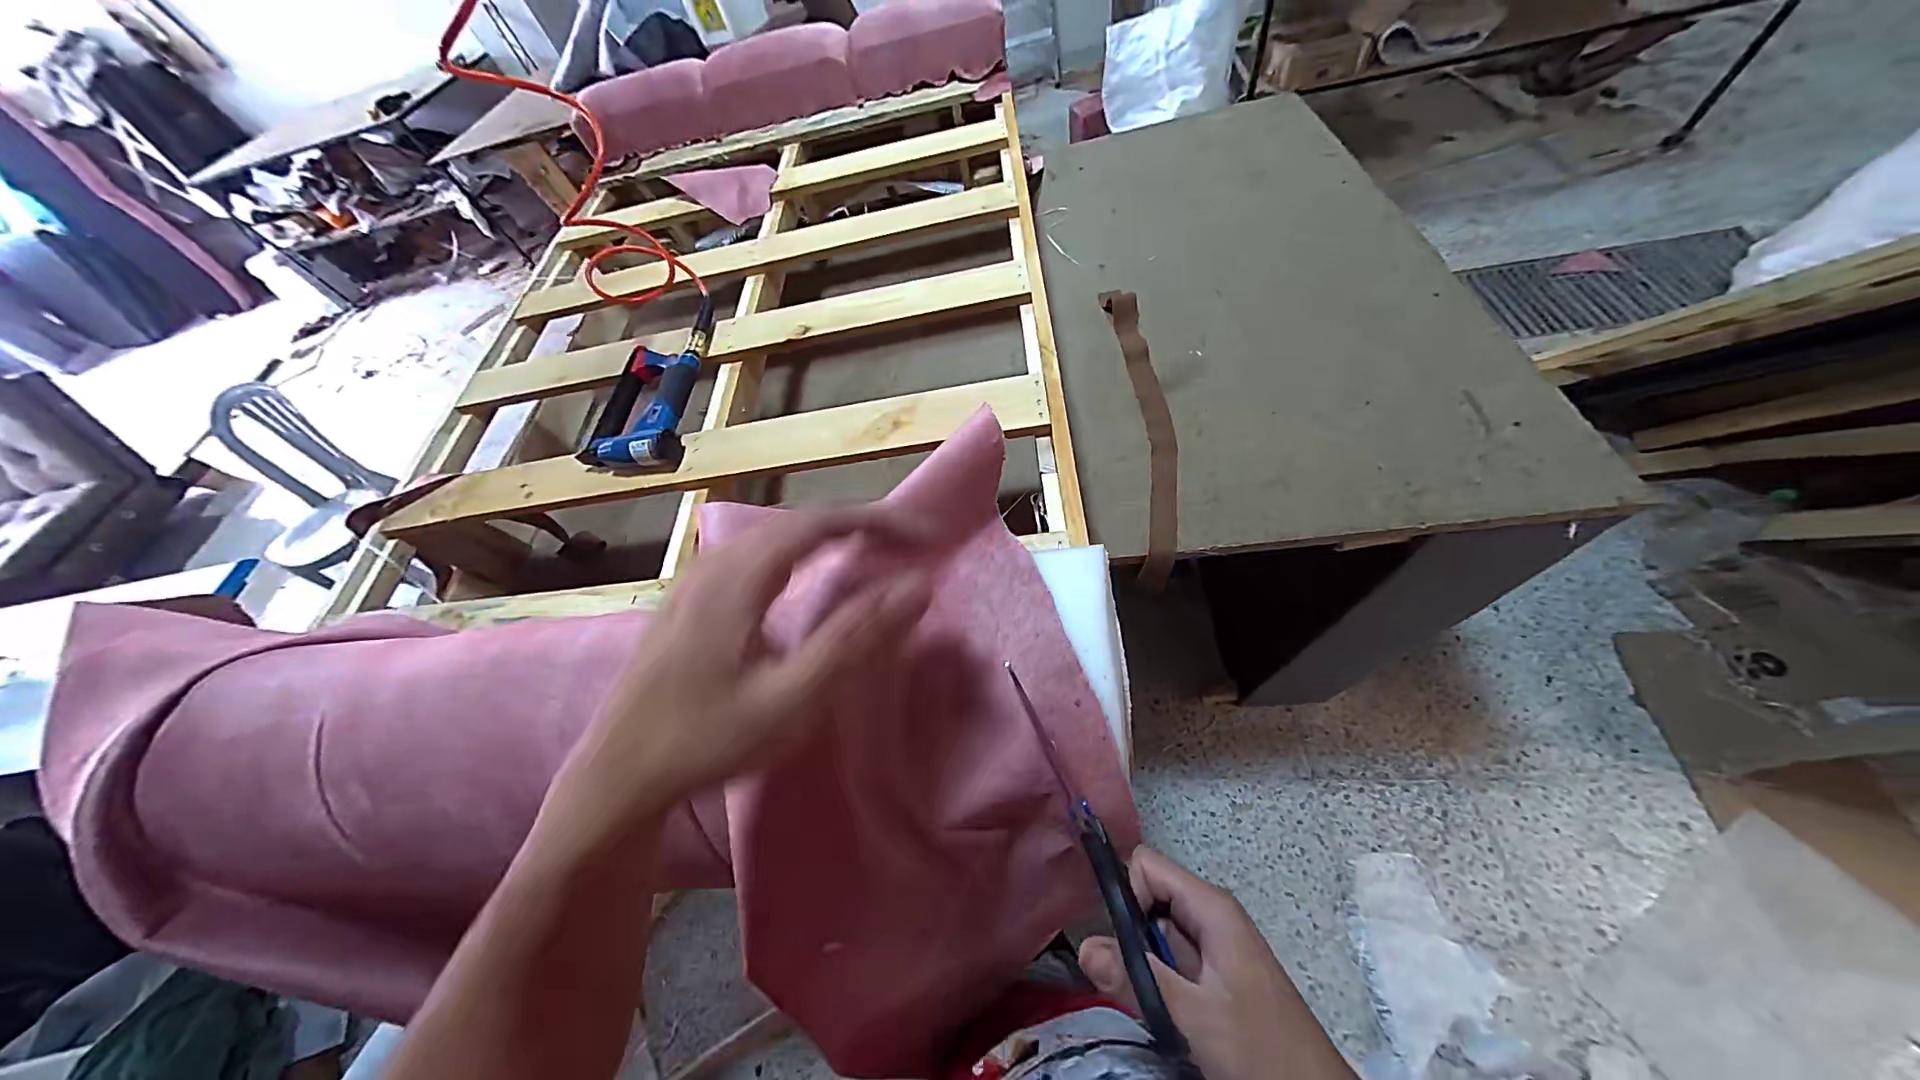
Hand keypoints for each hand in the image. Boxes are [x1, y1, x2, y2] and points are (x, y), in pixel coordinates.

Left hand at [542, 506, 933, 849]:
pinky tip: (810, 581)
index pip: (822, 522)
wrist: (616, 777)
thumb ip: (853, 641)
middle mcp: (716, 564)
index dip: (881, 520)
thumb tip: (916, 586)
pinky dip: (802, 556)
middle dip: (863, 526)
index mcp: (739, 577)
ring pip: (777, 537)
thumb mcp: (789, 700)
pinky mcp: (690, 602)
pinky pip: (759, 557)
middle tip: (912, 547)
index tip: (928, 536)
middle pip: (800, 522)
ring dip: (832, 538)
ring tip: (875, 555)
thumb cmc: (705, 741)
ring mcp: (697, 580)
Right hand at [1078, 847, 1357, 1079]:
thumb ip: (1138, 979)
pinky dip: (1161, 982)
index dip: (1128, 897)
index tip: (1125, 944)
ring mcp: (1214, 945)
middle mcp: (1210, 915)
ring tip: (1158, 1008)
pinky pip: (1172, 961)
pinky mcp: (1215, 973)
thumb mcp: (1195, 1016)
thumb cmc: (1262, 1049)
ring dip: (1146, 965)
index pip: (1147, 866)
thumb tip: (1086, 947)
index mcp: (1211, 906)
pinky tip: (1171, 1016)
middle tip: (1136, 984)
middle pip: (1149, 899)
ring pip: (1157, 934)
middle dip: (1132, 937)